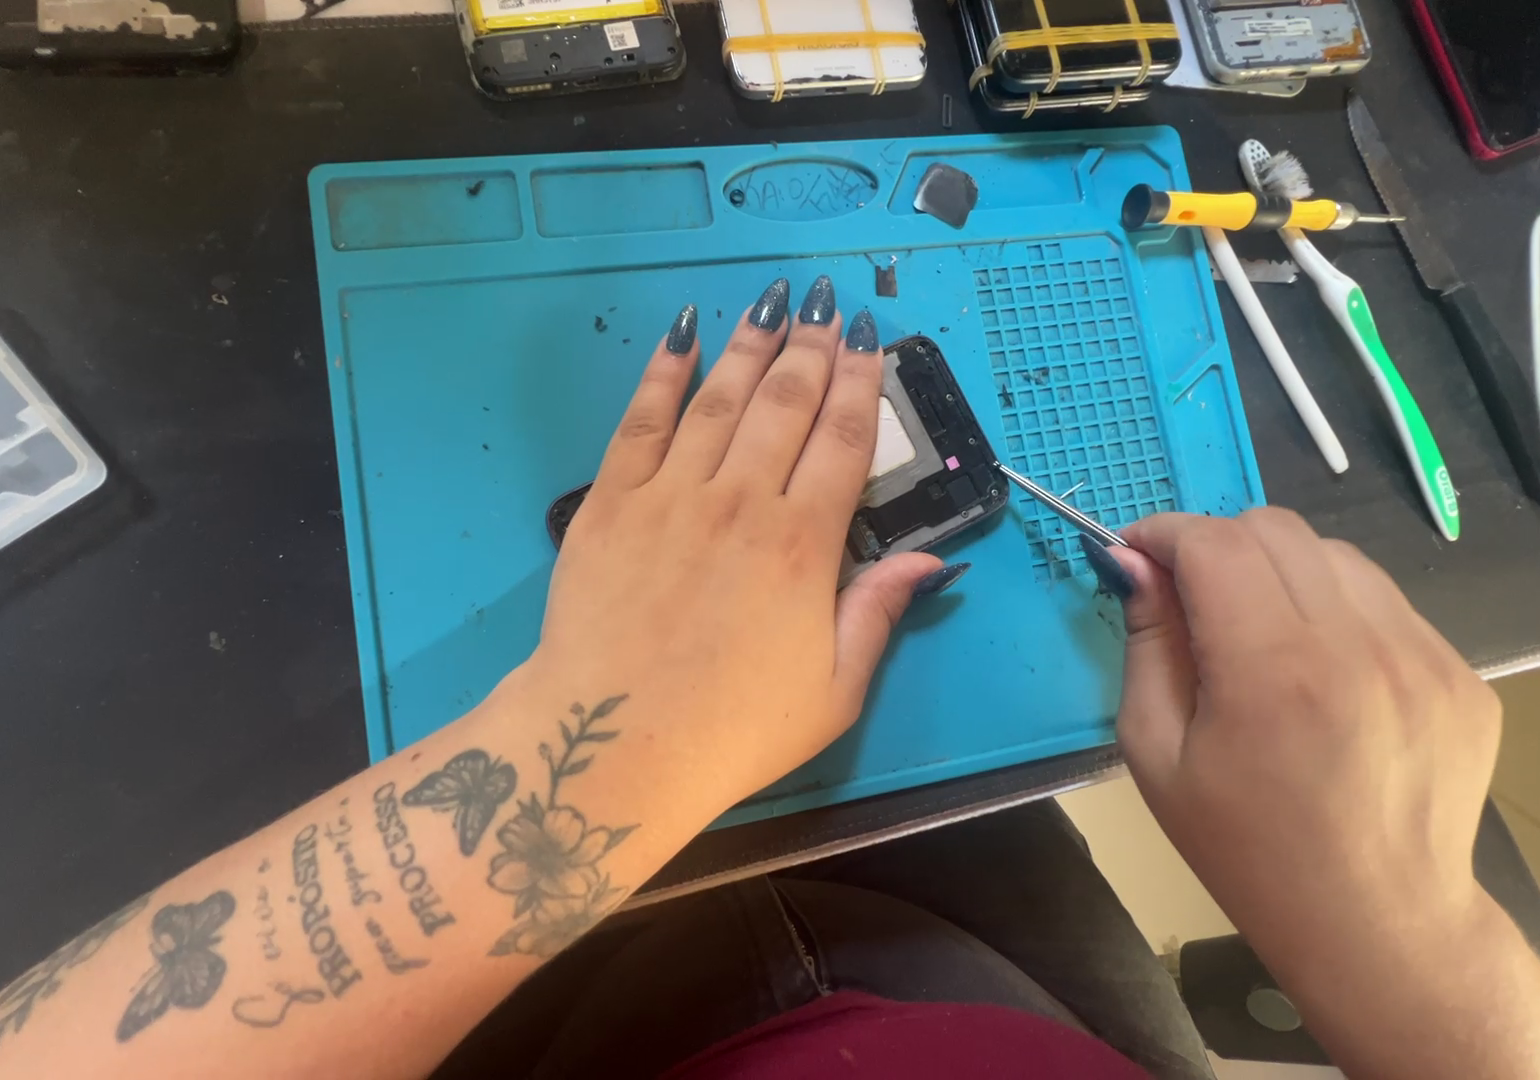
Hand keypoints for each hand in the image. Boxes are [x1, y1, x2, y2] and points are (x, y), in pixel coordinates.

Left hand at [522, 276, 944, 814]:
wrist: (613, 744)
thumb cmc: (732, 730)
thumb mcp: (833, 691)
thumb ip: (879, 614)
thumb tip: (929, 559)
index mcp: (802, 546)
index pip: (843, 441)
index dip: (861, 384)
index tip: (870, 341)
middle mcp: (740, 502)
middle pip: (786, 404)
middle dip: (812, 347)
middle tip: (826, 304)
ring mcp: (670, 495)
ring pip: (719, 399)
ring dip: (750, 345)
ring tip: (771, 300)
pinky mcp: (610, 501)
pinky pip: (641, 420)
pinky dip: (663, 372)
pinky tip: (681, 334)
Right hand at [1105, 508, 1500, 969]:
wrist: (1374, 919)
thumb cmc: (1238, 839)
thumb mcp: (1154, 747)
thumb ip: (1146, 641)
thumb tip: (1132, 563)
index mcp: (1273, 671)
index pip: (1215, 544)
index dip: (1162, 532)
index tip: (1132, 551)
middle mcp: (1360, 646)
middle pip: (1273, 528)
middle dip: (1211, 542)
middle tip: (1184, 592)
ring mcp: (1426, 656)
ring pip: (1330, 551)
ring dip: (1272, 567)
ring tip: (1251, 625)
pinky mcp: (1462, 672)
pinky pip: (1378, 596)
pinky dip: (1327, 602)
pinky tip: (1313, 661)